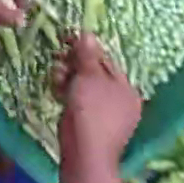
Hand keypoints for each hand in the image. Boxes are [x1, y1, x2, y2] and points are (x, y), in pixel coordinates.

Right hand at [52, 32, 141, 168]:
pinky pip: (77, 96)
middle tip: (59, 59)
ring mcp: (104, 110)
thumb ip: (88, 54)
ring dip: (66, 76)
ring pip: (81, 82)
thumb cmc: (92, 109)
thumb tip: (88, 33)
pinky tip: (57, 91)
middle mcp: (119, 98)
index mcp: (126, 89)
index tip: (65, 39)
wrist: (84, 149)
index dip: (85, 48)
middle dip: (73, 63)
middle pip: (92, 70)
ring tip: (57, 78)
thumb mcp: (89, 76)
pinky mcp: (88, 117)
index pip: (105, 59)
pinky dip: (66, 90)